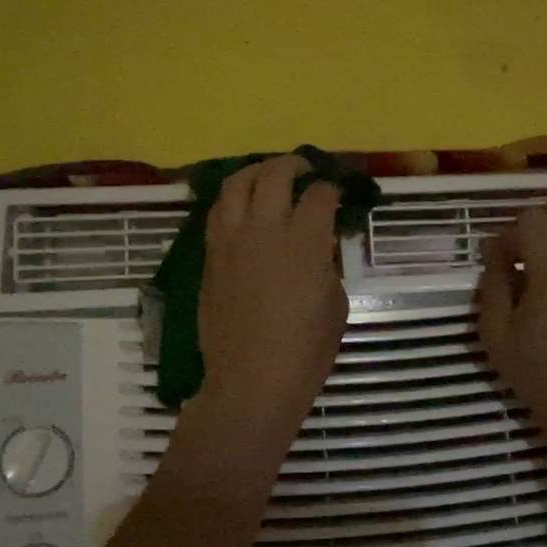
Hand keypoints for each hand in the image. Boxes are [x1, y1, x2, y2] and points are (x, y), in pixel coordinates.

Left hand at [195, 154, 346, 433]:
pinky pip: (218, 212)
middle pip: (274, 175)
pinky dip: (233, 200)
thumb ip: (326, 265)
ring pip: (236, 184)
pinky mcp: (210, 256)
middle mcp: (264, 230)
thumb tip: (318, 247)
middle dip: (294, 165)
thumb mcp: (335, 305)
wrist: (250, 382)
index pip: (319, 194)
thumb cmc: (305, 352)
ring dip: (256, 172)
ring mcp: (231, 241)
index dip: (332, 187)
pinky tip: (243, 207)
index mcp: (304, 242)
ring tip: (268, 177)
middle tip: (304, 170)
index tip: (337, 191)